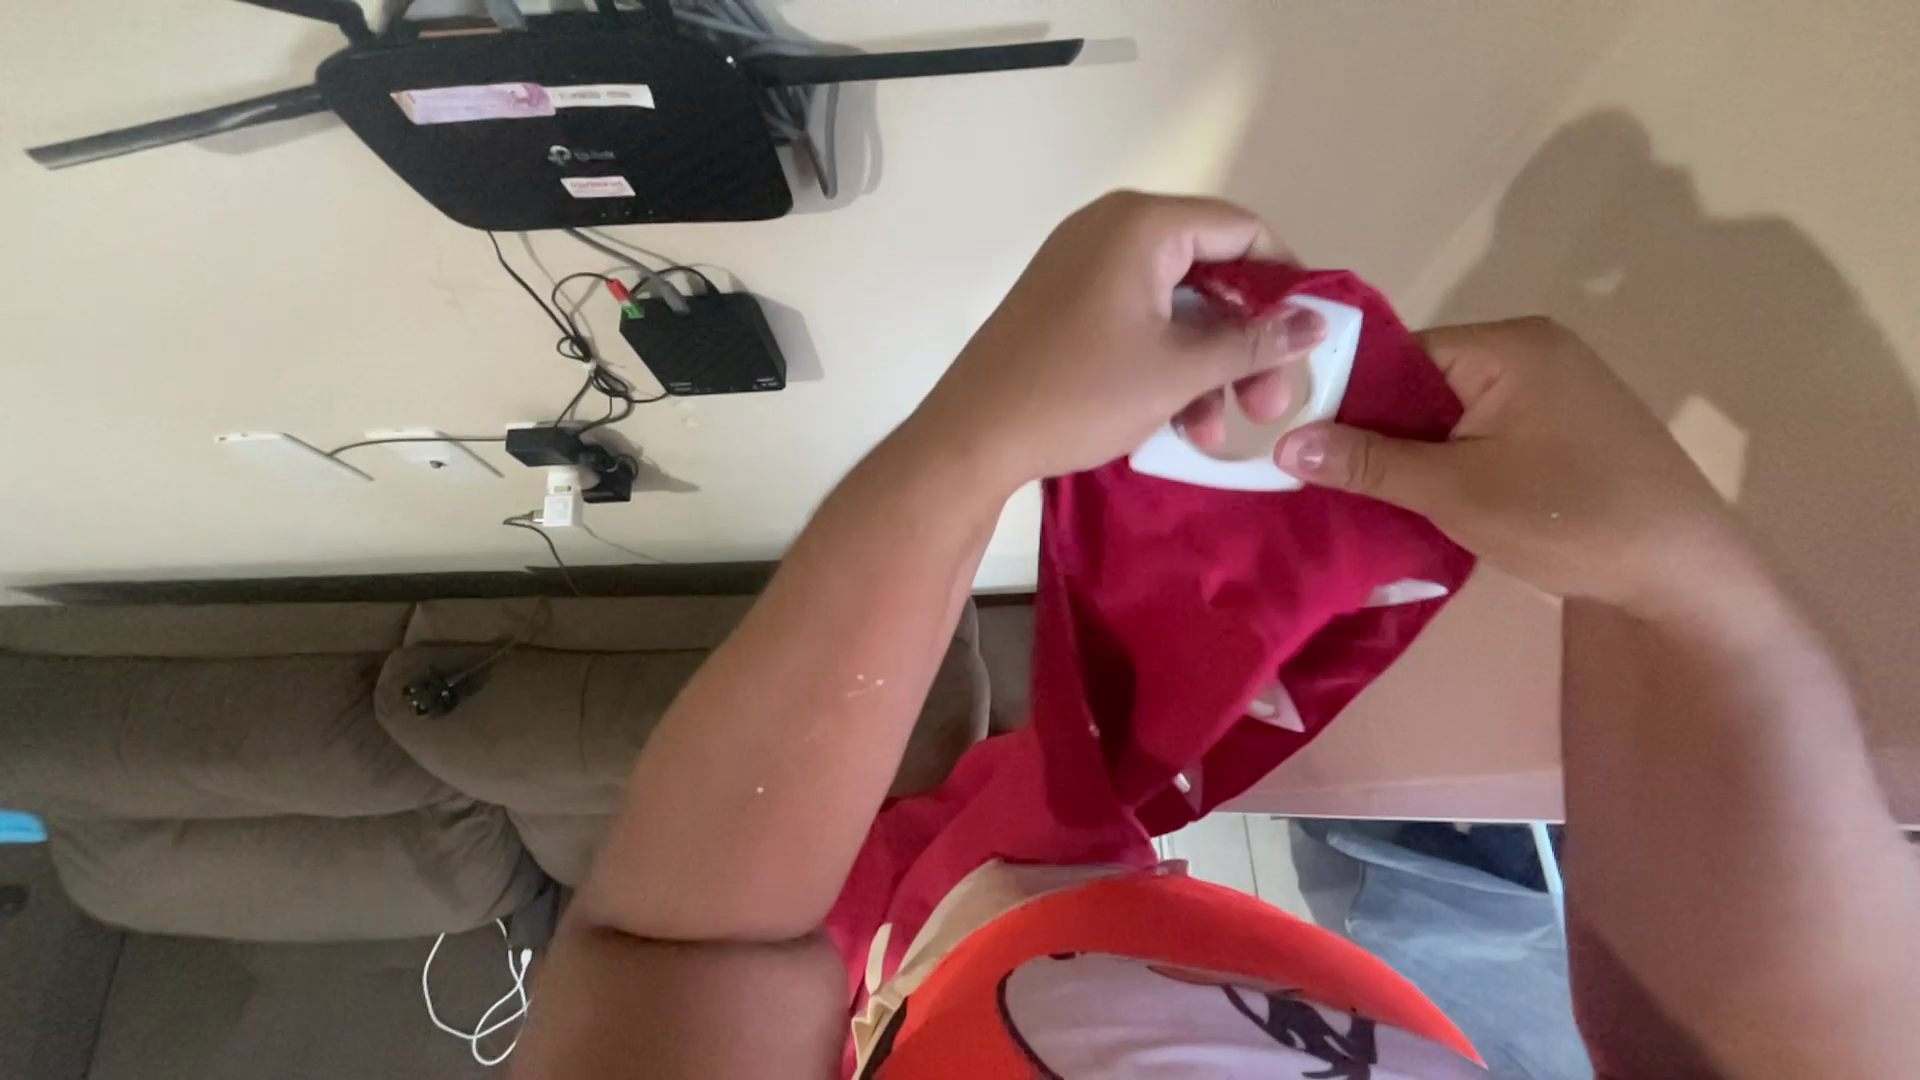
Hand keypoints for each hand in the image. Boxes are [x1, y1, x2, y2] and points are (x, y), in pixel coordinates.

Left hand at [909, 191, 1325, 485]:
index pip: (1241, 232)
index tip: (1305, 339)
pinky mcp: (1062, 310)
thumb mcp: (1177, 371)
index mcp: (1141, 225)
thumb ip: (1254, 342)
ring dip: (1201, 371)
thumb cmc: (1078, 395)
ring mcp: (1080, 271)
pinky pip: (1131, 327)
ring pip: (1169, 312)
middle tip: (1267, 406)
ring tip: (1213, 434)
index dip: (1284, 285)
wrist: (972, 438)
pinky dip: (1158, 369)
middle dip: (1242, 346)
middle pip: (1206, 277)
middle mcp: (1109, 232)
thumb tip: (1319, 319)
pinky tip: (1175, 426)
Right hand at [1274, 317, 1747, 614]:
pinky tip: (1410, 493)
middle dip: (1369, 429)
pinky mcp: (1550, 426)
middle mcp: (1527, 353)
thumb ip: (1366, 461)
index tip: (1302, 443)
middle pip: (1414, 382)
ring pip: (1438, 412)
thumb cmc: (1567, 516)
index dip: (1343, 397)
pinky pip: (1467, 430)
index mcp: (1508, 347)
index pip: (1395, 354)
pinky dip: (1434, 460)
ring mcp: (1543, 390)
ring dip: (1400, 450)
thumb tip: (1284, 444)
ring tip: (1358, 488)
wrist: (1681, 574)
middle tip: (1322, 474)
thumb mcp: (1452, 489)